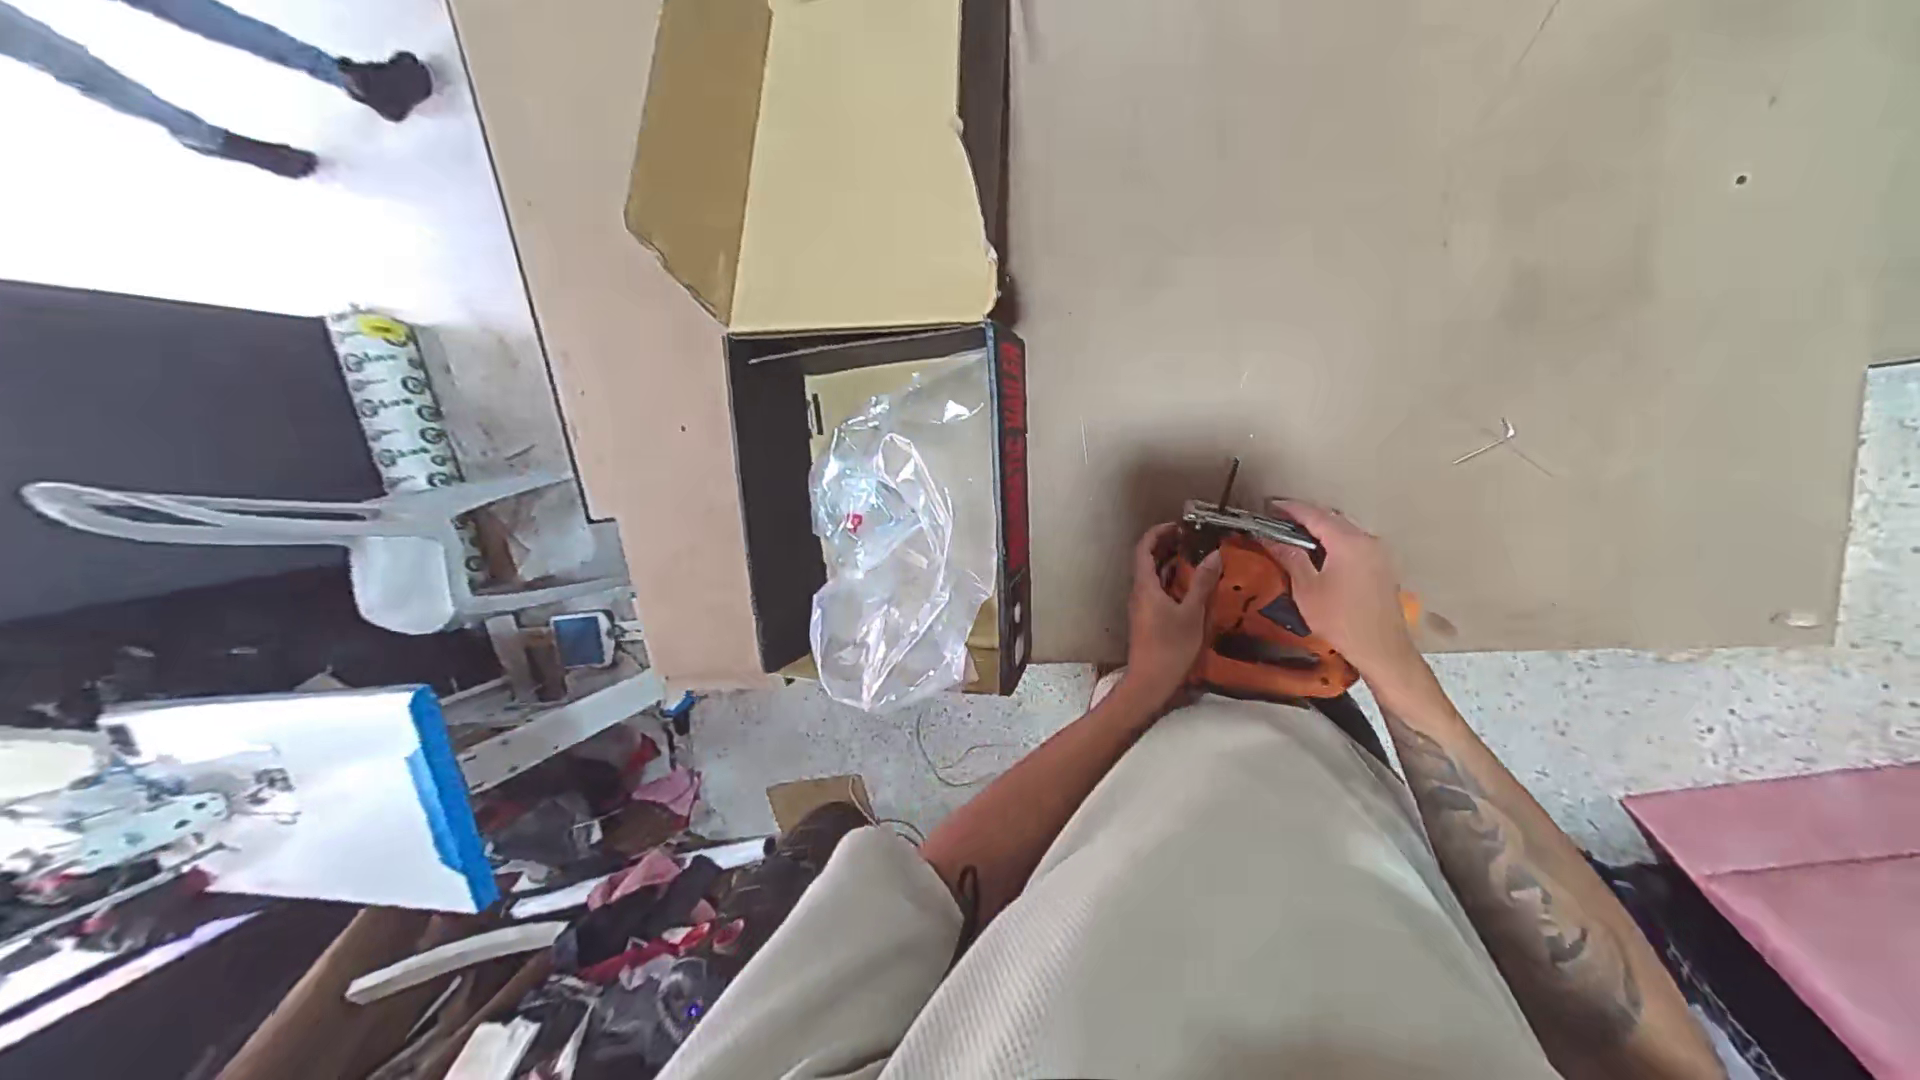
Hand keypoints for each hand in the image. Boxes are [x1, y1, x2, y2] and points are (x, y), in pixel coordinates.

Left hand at [1124, 523, 1221, 702]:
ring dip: (1171, 564)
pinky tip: (1191, 584)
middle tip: (1191, 538)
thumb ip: (1201, 583)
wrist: (1150, 681)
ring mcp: (1141, 605)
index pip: (1144, 548)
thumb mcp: (1191, 613)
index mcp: (1144, 586)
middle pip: (1147, 560)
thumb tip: (1214, 555)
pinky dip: (1172, 581)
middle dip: (1167, 546)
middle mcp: (1139, 592)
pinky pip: (1157, 590)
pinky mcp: (1147, 617)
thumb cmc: (1170, 647)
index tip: (1179, 526)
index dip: (1158, 533)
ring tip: (1196, 556)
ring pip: (1153, 576)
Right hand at [1256, 500, 1424, 686]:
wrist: (1381, 649)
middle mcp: (1368, 541)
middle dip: (1305, 516)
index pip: (1315, 515)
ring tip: (1296, 535)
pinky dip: (1335, 540)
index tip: (1270, 506)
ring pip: (1345, 530)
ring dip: (1321, 529)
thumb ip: (1290, 558)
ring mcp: (1379, 553)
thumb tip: (1272, 539)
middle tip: (1279, 520)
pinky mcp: (1383, 566)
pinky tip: (1320, 552)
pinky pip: (1355, 543)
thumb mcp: (1306, 589)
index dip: (1290, 509)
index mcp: (1348, 543)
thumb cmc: (1340, 620)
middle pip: (1332, 518)